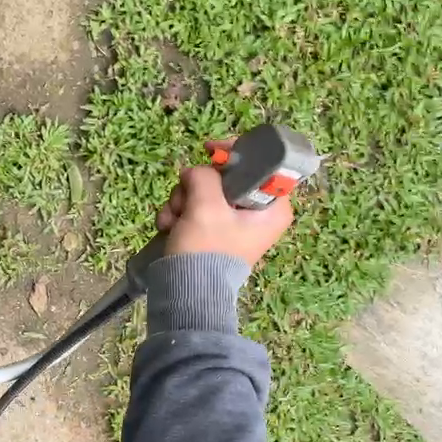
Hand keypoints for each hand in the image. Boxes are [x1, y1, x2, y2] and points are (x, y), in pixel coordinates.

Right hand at [157, 140, 294, 264]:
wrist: (187, 291)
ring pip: (203, 194)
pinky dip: (177, 215)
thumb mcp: (205, 207)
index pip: (260, 165)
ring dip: (180, 202)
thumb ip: (203, 177)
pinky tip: (169, 227)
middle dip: (195, 187)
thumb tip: (194, 171)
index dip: (233, 154)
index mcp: (273, 207)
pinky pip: (194, 210)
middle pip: (224, 179)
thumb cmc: (205, 249)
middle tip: (184, 202)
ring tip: (172, 221)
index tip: (209, 150)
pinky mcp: (212, 233)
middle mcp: (257, 214)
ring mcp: (233, 224)